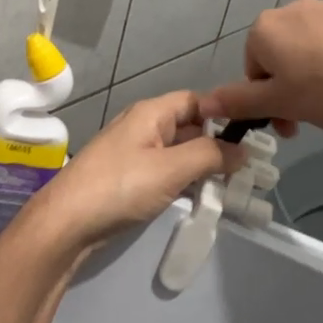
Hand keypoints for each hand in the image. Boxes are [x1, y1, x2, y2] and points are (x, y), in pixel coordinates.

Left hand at [25, 91, 243, 248]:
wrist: (68, 220)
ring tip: (236, 185)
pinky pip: (167, 170)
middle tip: (252, 167)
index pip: (195, 101)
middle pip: (188, 126)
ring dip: (204, 165)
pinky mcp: (130, 177)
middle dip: (218, 143)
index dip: (223, 113)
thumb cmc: (120, 186)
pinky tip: (203, 197)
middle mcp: (143, 126)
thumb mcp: (170, 169)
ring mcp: (135, 152)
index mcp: (151, 113)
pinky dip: (186, 179)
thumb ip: (208, 156)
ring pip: (179, 151)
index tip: (253, 134)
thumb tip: (241, 149)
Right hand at [202, 0, 322, 136]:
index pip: (253, 71)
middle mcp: (291, 9)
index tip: (291, 125)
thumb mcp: (280, 103)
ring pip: (310, 49)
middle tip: (315, 117)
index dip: (269, 102)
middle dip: (292, 88)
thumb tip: (202, 102)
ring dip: (317, 75)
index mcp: (264, 29)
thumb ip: (238, 101)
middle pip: (280, 57)